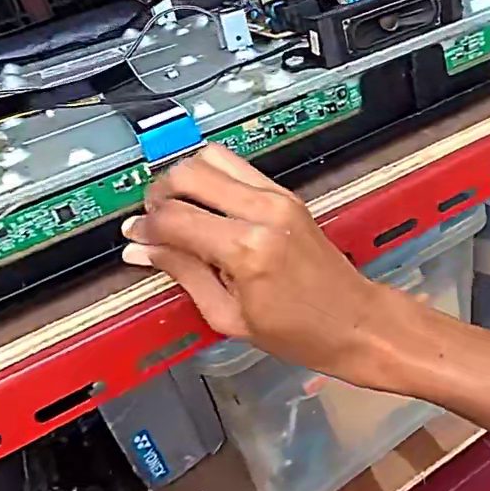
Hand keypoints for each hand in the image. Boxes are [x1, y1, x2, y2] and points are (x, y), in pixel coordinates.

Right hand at [119, 145, 405, 385]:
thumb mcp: (227, 316)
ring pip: (209, 158)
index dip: (145, 227)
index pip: (174, 218)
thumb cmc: (299, 332)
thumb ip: (181, 272)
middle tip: (153, 221)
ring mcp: (276, 197)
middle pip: (187, 174)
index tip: (134, 236)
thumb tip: (141, 250)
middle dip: (158, 194)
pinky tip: (204, 205)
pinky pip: (234, 165)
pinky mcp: (284, 192)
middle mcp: (262, 212)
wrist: (356, 321)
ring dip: (183, 179)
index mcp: (247, 250)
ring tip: (177, 210)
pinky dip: (209, 177)